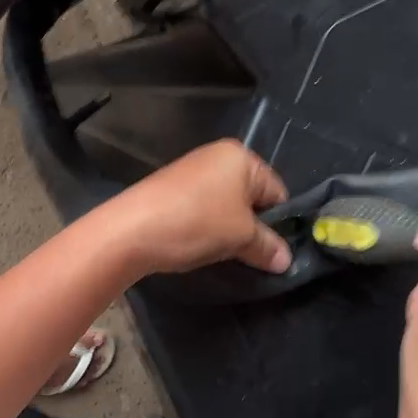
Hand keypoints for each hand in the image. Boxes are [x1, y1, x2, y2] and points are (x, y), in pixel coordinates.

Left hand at [97, 140, 292, 275]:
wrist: (130, 231)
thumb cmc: (196, 224)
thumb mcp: (240, 237)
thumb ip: (267, 246)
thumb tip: (287, 261)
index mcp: (240, 157)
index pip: (276, 191)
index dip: (280, 223)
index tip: (274, 251)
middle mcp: (216, 157)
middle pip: (250, 198)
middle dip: (252, 227)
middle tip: (249, 255)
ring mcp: (190, 173)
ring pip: (225, 207)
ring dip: (228, 231)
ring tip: (221, 253)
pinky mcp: (170, 192)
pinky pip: (201, 211)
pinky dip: (205, 228)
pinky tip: (198, 246)